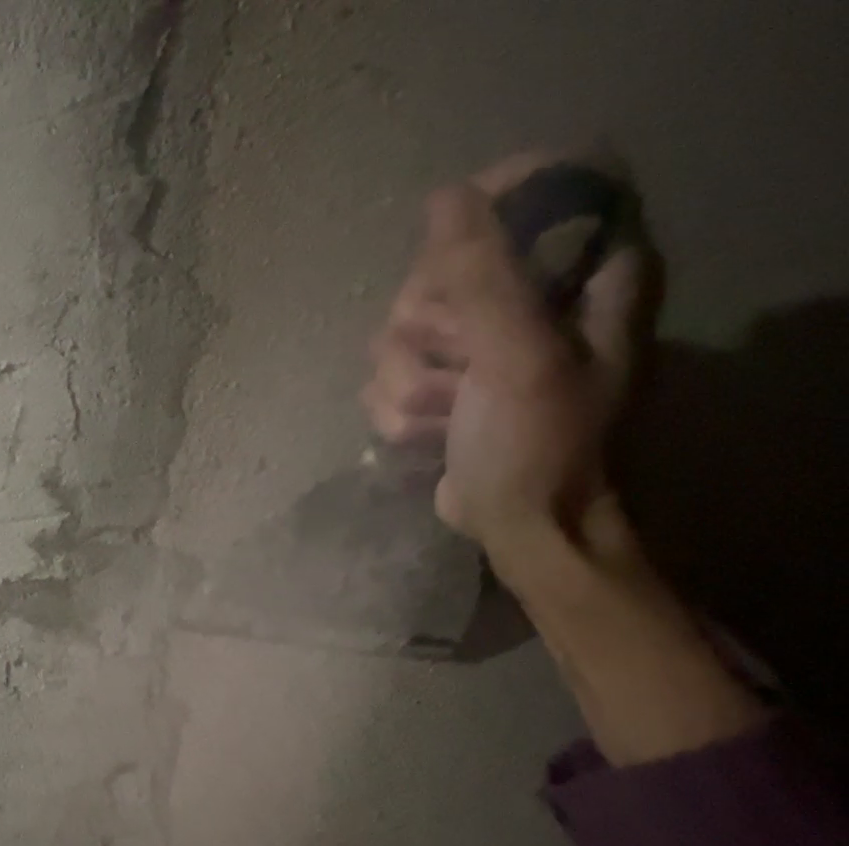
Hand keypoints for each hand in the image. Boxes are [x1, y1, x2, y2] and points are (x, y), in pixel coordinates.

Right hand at [360, 154, 651, 553]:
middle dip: (428, 326)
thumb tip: (445, 195)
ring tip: (450, 412)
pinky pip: (386, 372)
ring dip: (411, 379)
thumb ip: (481, 274)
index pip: (537, 197)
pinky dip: (400, 407)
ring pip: (398, 328)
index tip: (450, 263)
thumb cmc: (541, 443)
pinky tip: (433, 429)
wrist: (524, 526)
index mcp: (583, 277)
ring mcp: (479, 344)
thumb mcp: (517, 355)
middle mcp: (530, 300)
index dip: (483, 215)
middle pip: (438, 270)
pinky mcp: (442, 380)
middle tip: (459, 363)